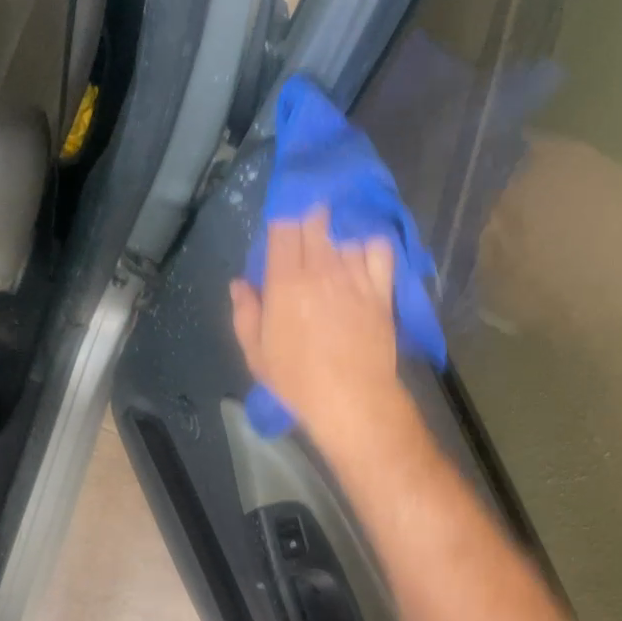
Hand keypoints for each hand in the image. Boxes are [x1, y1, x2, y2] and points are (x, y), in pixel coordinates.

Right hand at [230, 207, 404, 448]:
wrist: (350, 398)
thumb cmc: (296, 380)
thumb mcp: (257, 354)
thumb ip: (245, 314)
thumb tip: (239, 284)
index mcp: (285, 282)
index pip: (283, 229)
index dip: (281, 224)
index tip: (280, 234)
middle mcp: (320, 270)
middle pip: (315, 224)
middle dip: (309, 223)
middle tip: (306, 237)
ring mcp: (354, 276)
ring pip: (344, 237)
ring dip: (336, 240)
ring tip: (333, 254)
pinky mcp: (381, 288)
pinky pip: (378, 249)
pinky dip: (368, 247)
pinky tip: (362, 259)